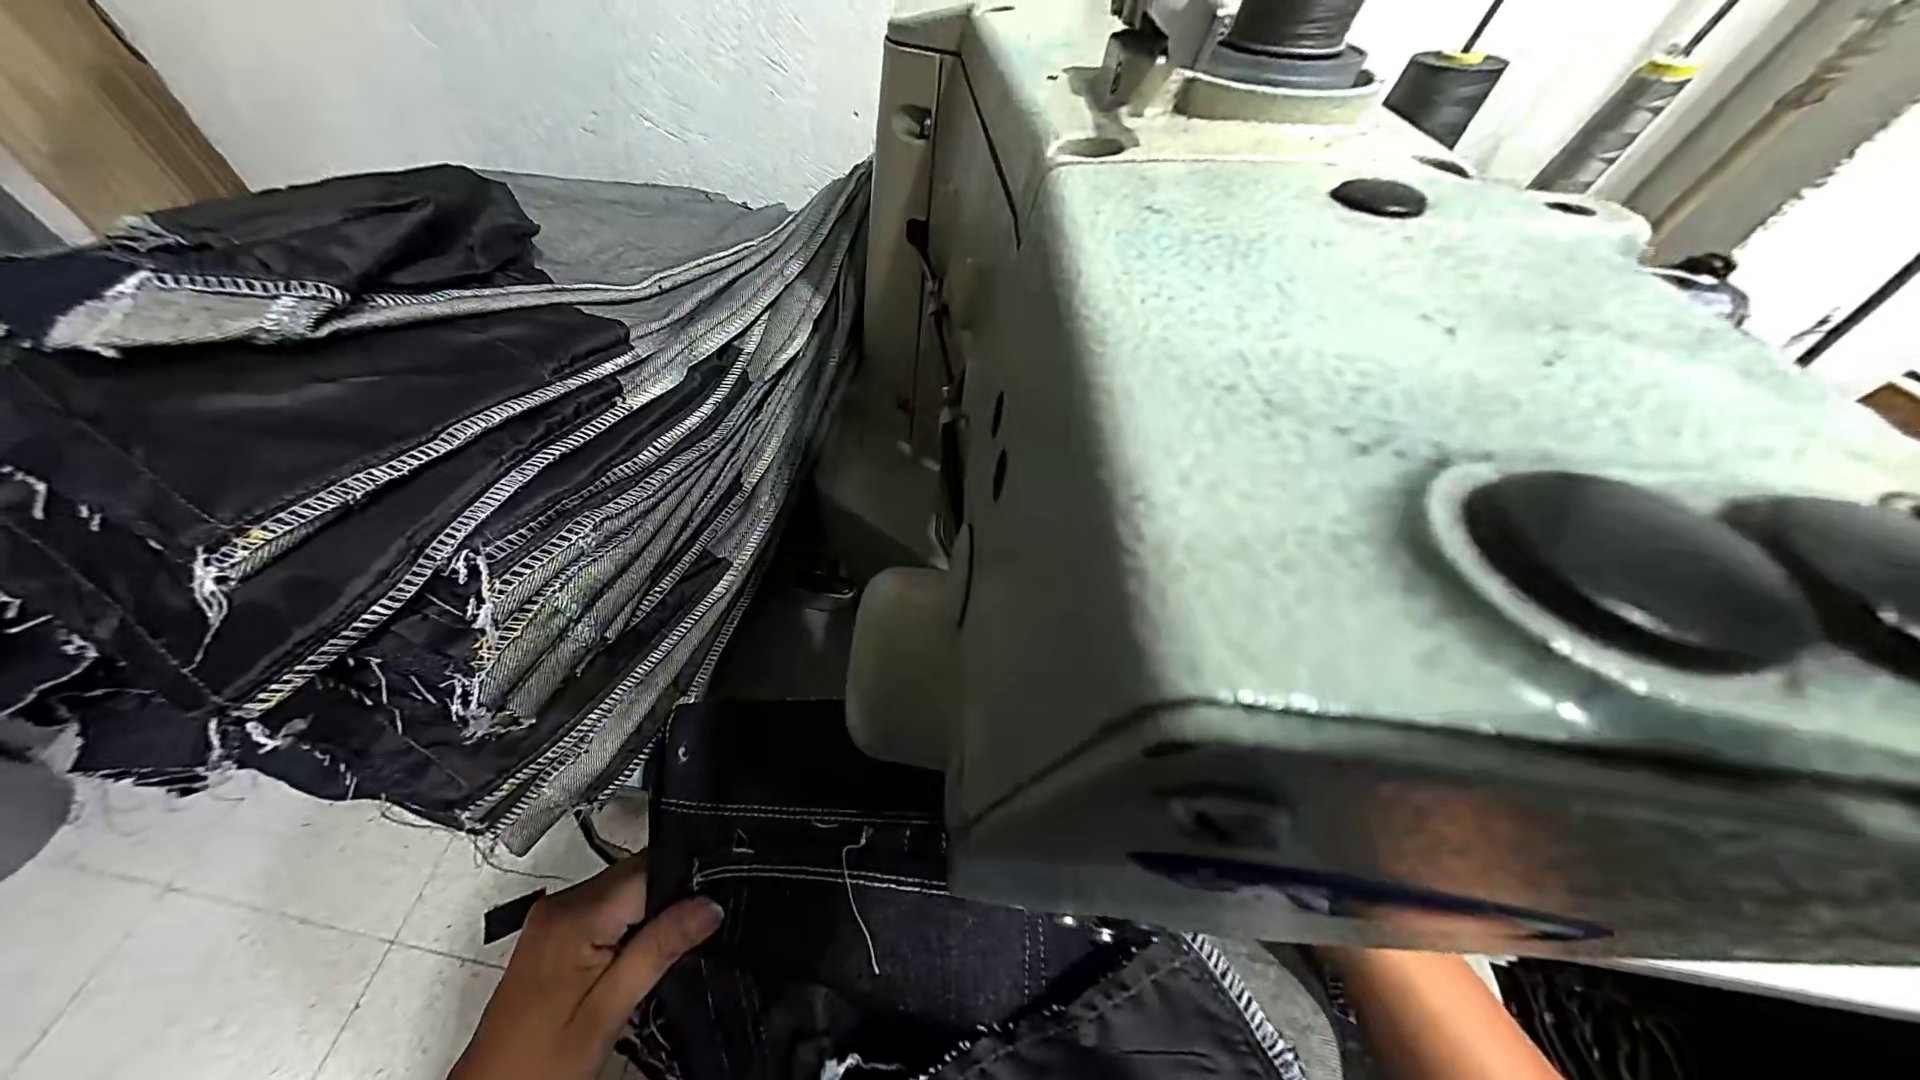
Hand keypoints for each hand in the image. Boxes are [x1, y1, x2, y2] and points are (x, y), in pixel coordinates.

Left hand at [450, 854, 722, 1079]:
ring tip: (661, 948)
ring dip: (651, 906)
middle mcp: (560, 904)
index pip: (649, 870)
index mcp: (574, 919)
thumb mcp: (609, 1011)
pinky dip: (630, 916)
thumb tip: (710, 905)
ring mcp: (553, 913)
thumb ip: (659, 949)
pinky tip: (635, 951)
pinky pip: (607, 900)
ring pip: (625, 883)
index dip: (684, 884)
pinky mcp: (553, 926)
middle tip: (688, 936)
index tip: (708, 909)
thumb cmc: (542, 1065)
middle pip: (637, 871)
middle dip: (670, 895)